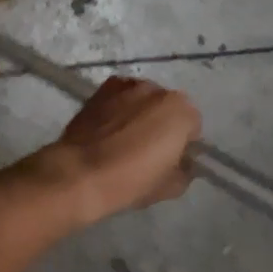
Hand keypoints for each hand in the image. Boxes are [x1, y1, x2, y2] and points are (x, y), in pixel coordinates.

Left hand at [42, 76, 200, 224]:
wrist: (80, 171)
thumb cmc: (131, 179)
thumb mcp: (171, 186)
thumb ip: (185, 170)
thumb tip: (182, 162)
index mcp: (180, 110)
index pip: (192, 126)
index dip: (183, 145)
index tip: (171, 161)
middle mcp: (155, 89)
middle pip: (167, 107)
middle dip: (162, 124)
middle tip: (148, 149)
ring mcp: (126, 85)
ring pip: (143, 100)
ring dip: (140, 113)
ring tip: (125, 138)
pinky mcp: (101, 88)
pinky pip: (120, 98)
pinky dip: (119, 108)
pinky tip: (108, 129)